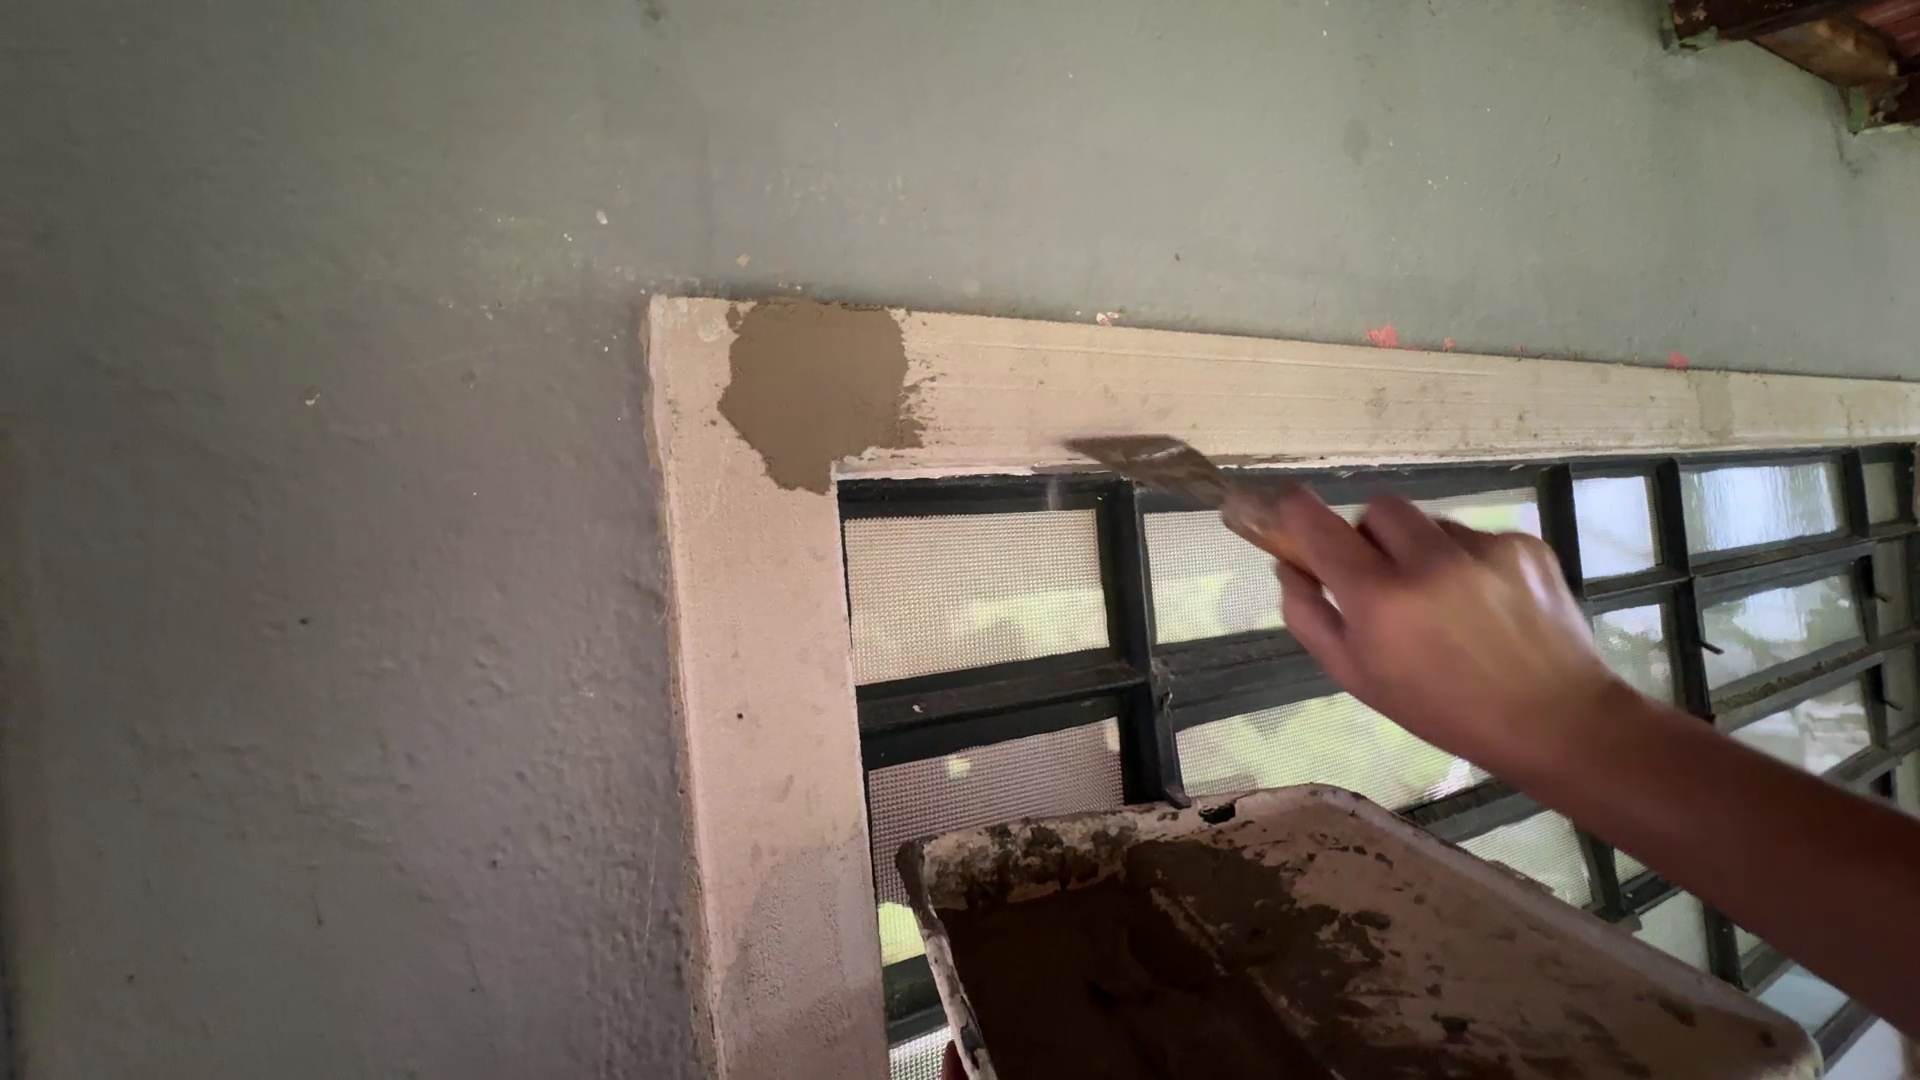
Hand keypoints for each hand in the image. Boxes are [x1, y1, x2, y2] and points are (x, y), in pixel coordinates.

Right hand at [1222, 484, 1626, 776]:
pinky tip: (1480, 602)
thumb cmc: (1439, 708)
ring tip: (1439, 597)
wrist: (1557, 722)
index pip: (1320, 526)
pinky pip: (1470, 536)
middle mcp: (1428, 562)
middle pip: (1377, 508)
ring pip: (1425, 522)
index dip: (1297, 509)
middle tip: (1379, 572)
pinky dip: (1462, 559)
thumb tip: (1289, 567)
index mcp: (1379, 598)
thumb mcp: (1353, 674)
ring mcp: (1482, 549)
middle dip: (1368, 533)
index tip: (1290, 504)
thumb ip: (1307, 615)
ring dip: (1417, 547)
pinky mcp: (1525, 546)